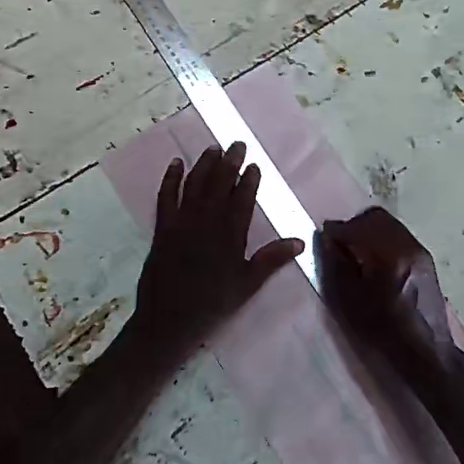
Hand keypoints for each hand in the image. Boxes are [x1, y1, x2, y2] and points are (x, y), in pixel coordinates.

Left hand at [131, 143, 305, 351]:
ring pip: (194, 185)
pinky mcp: (163, 228)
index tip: (254, 164)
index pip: (242, 199)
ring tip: (213, 148)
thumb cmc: (213, 304)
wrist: (169, 319)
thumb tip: (300, 241)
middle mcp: (206, 222)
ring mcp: (182, 222)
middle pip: (219, 184)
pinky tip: (176, 164)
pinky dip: (171, 178)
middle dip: (229, 162)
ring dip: (204, 165)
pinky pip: (166, 196)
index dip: (249, 180)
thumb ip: (272, 259)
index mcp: (230, 235)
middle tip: (236, 144)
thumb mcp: (248, 284)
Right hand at [316, 207, 463, 395]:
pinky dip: (382, 239)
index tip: (324, 238)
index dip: (336, 231)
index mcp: (388, 256)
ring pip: (388, 225)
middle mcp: (407, 246)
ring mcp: (419, 250)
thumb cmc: (383, 329)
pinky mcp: (425, 258)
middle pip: (375, 218)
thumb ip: (336, 265)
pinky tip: (374, 260)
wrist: (425, 349)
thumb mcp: (350, 300)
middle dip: (353, 226)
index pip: (356, 228)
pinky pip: (398, 235)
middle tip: (339, 244)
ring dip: (368, 231)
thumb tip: (328, 240)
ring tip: (356, 253)